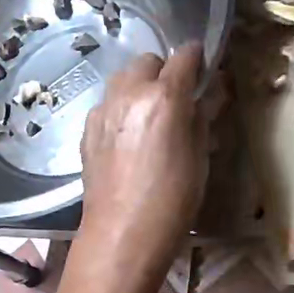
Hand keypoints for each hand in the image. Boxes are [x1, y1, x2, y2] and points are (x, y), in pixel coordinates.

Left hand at [77, 44, 211, 273]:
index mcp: (165, 99)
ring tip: (150, 117)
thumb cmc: (173, 202)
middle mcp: (130, 94)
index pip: (184, 57)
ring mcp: (103, 110)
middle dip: (164, 72)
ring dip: (140, 86)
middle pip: (148, 60)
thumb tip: (206, 96)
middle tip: (176, 100)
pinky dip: (121, 108)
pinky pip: (108, 103)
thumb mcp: (201, 159)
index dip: (197, 58)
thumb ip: (202, 118)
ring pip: (123, 78)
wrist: (122, 235)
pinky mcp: (87, 128)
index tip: (204, 66)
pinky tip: (128, 137)